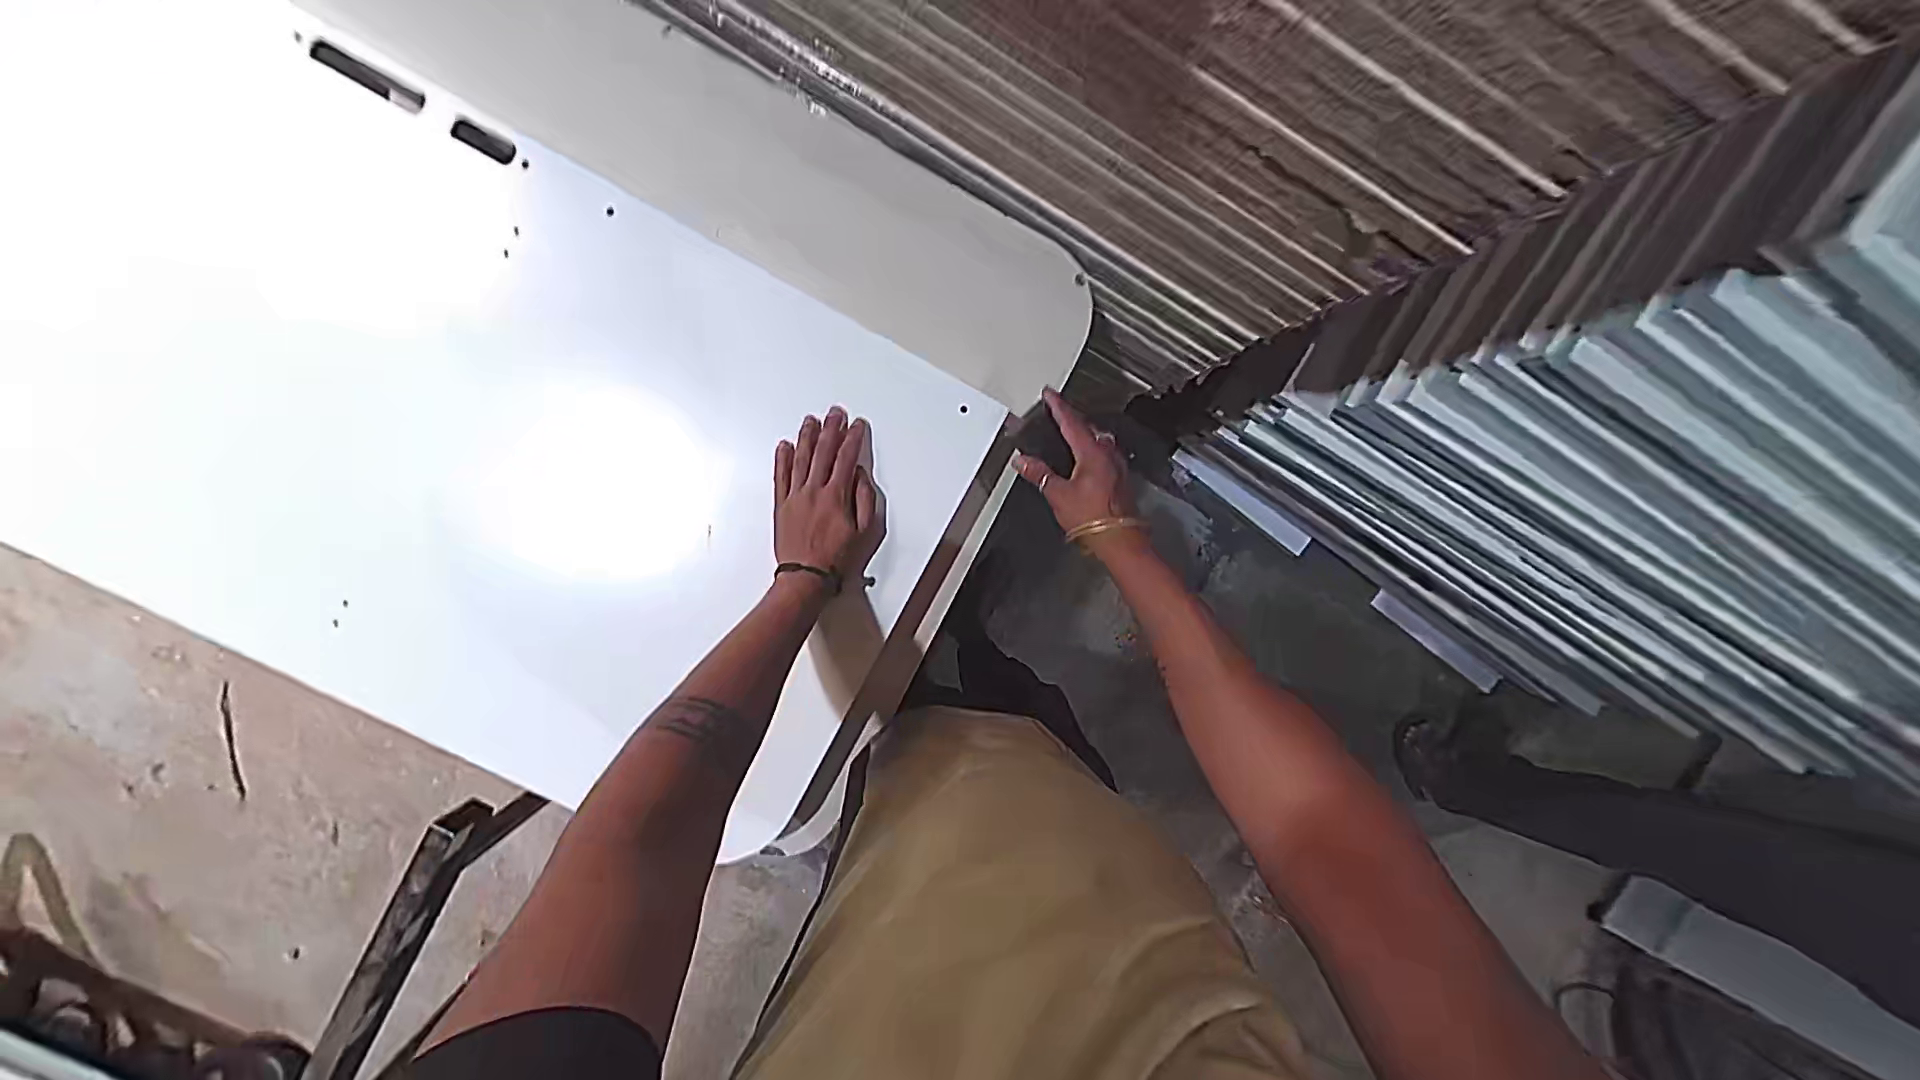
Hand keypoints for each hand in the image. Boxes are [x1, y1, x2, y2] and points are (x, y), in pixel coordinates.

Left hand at [773, 407, 883, 586]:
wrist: (805, 576)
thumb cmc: (835, 558)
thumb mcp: (865, 532)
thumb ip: (865, 499)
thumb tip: (860, 477)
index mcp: (836, 496)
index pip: (847, 458)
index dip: (853, 438)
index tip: (857, 426)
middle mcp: (813, 491)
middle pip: (823, 451)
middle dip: (831, 429)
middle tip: (835, 414)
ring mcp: (795, 496)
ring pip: (800, 458)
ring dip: (807, 436)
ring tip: (811, 421)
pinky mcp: (781, 505)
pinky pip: (780, 475)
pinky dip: (782, 458)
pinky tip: (784, 445)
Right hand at [1012, 388, 1134, 536]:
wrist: (1118, 540)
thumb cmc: (1094, 519)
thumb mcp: (1058, 494)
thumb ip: (1039, 474)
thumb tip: (1023, 461)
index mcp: (1092, 453)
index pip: (1071, 421)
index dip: (1058, 406)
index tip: (1050, 395)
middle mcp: (1108, 456)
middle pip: (1088, 428)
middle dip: (1072, 418)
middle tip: (1059, 411)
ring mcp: (1117, 467)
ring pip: (1099, 440)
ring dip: (1084, 433)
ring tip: (1072, 431)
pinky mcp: (1120, 479)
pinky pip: (1105, 455)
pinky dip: (1093, 450)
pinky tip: (1088, 458)